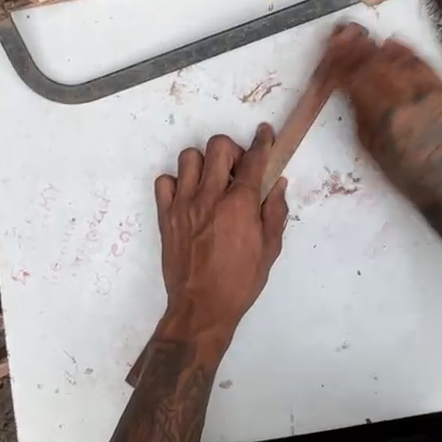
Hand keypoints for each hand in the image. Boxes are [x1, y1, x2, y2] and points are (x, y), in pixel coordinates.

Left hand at [154, 125, 289, 344]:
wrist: (201, 307)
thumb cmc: (240, 282)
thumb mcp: (270, 249)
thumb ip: (275, 212)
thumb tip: (278, 184)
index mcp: (240, 205)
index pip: (254, 159)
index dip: (263, 141)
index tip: (265, 133)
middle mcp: (210, 197)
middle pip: (218, 146)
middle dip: (232, 151)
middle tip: (236, 170)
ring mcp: (184, 204)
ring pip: (189, 158)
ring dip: (203, 164)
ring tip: (211, 182)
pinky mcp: (165, 215)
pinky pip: (164, 182)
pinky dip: (176, 183)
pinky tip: (188, 196)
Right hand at [320, 23, 441, 209]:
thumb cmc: (404, 170)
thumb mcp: (371, 145)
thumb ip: (359, 111)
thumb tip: (348, 84)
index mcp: (384, 116)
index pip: (356, 79)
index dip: (340, 62)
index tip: (329, 51)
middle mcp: (407, 99)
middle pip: (376, 64)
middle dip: (355, 48)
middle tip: (341, 35)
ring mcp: (428, 91)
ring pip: (398, 59)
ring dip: (376, 46)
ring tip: (361, 37)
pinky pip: (422, 63)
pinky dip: (405, 51)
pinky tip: (390, 43)